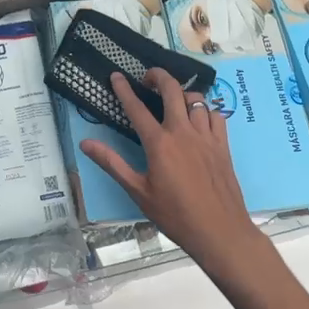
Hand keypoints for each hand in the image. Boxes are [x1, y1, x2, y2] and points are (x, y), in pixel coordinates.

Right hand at [79, 70, 260, 270]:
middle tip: (148, 77)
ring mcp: (206, 137)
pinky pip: (216, 115)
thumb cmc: (175, 215)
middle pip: (172, 90)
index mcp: (159, 143)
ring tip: (174, 99)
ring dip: (182, 94)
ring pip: (196, 99)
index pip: (136, 108)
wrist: (220, 232)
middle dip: (158, 76)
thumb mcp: (138, 192)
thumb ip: (112, 163)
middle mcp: (183, 132)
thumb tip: (85, 144)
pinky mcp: (223, 145)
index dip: (124, 89)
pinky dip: (206, 111)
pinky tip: (200, 119)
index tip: (117, 75)